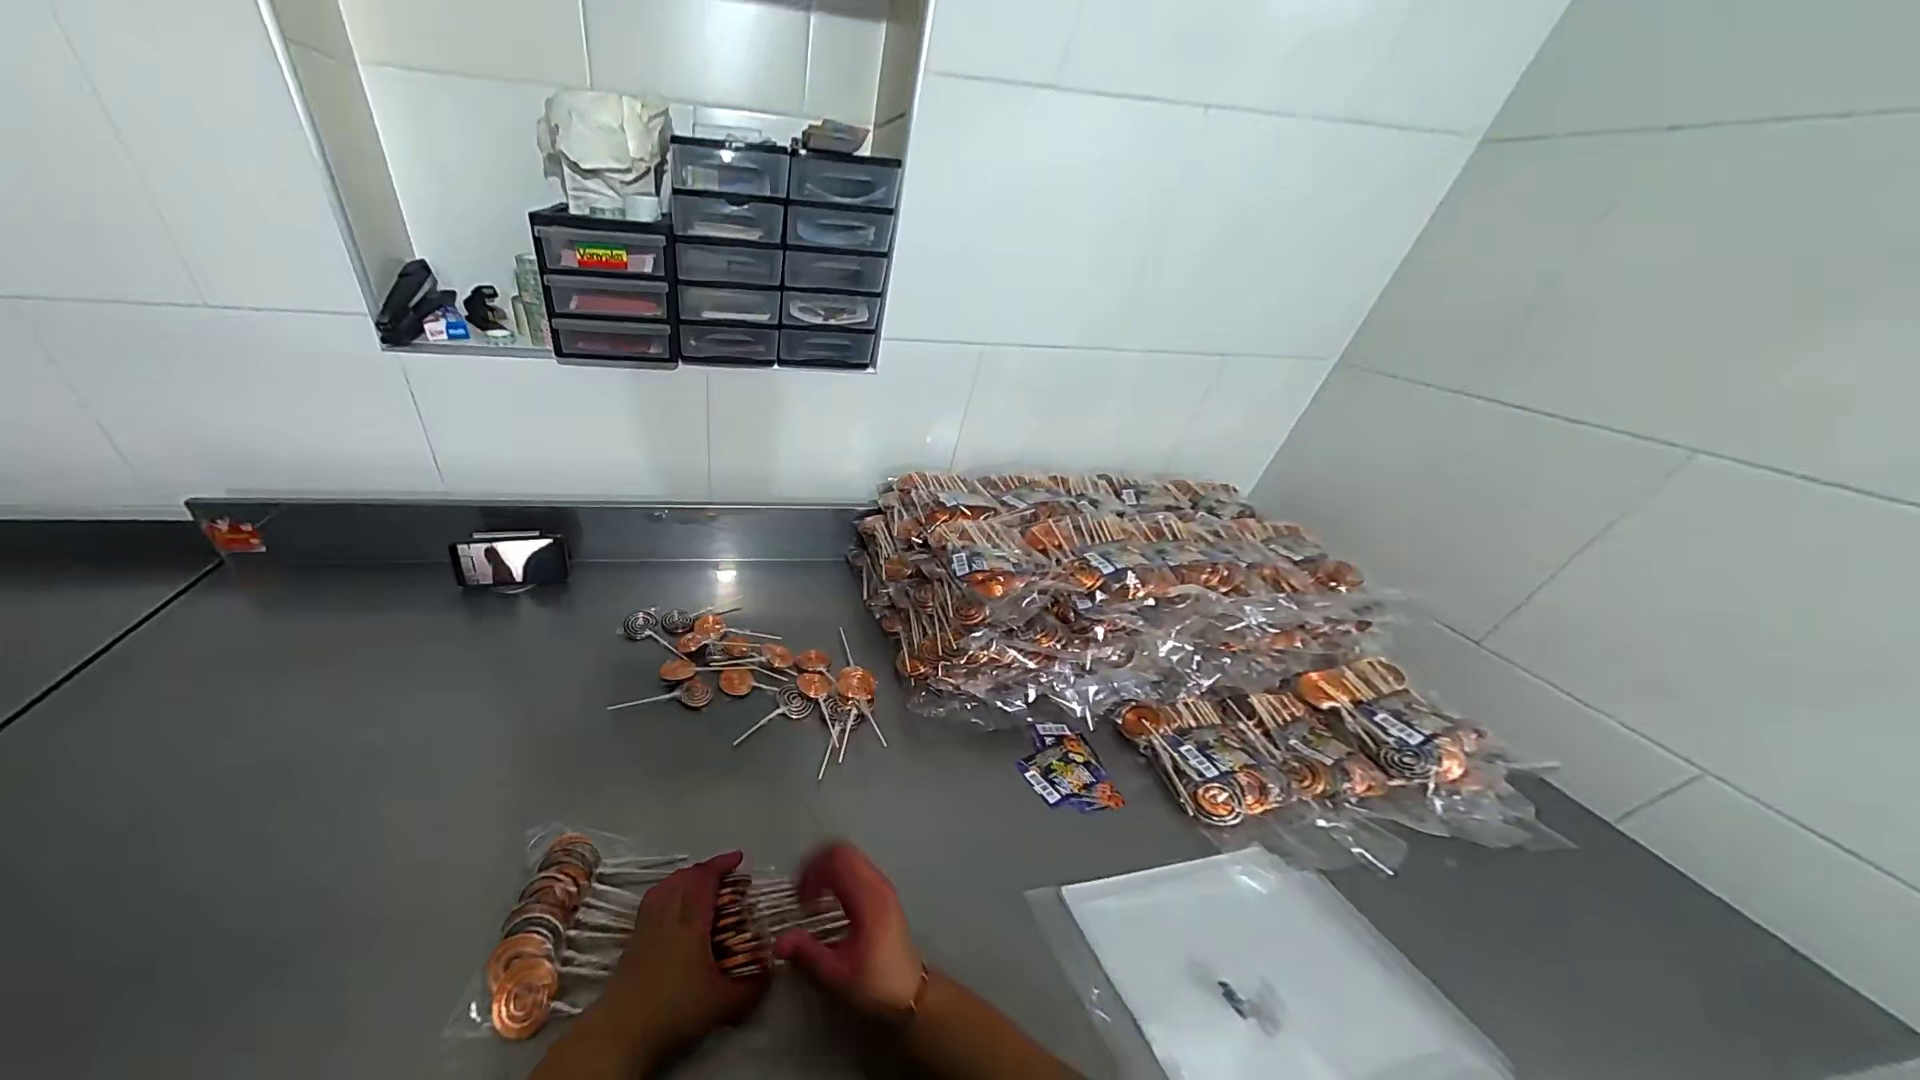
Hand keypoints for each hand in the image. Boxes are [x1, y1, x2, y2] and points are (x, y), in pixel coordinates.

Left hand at [597, 851, 768, 1058]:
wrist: (621, 1033)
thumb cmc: (675, 1010)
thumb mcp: (723, 1003)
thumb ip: (753, 985)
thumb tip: (773, 969)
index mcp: (690, 922)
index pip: (705, 879)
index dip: (722, 863)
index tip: (740, 858)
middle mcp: (667, 916)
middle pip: (684, 877)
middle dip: (707, 868)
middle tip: (726, 874)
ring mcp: (646, 926)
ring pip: (665, 886)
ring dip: (686, 877)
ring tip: (701, 884)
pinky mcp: (633, 940)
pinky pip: (653, 900)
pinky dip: (668, 891)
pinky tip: (675, 906)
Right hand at [773, 843, 924, 1015]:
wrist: (910, 991)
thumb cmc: (876, 983)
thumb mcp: (837, 973)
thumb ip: (808, 953)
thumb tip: (779, 941)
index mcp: (869, 900)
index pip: (838, 860)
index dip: (812, 872)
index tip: (800, 899)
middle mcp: (878, 885)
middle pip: (843, 851)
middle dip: (816, 866)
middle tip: (802, 894)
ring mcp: (883, 885)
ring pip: (850, 856)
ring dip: (826, 869)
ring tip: (812, 897)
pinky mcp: (883, 890)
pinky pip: (857, 866)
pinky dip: (837, 873)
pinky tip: (828, 899)